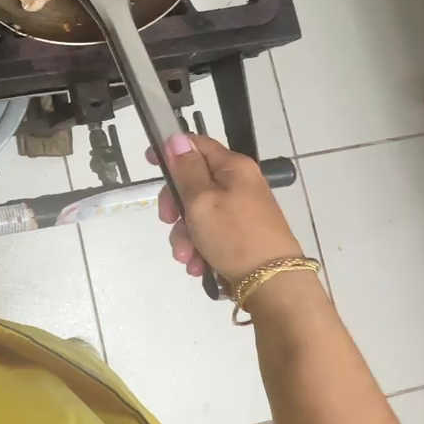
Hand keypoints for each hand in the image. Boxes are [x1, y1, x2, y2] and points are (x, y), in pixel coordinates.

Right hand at [153, 133, 304, 281]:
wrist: (275, 286)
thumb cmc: (234, 236)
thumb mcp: (201, 200)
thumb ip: (186, 169)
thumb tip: (177, 138)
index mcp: (233, 167)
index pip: (197, 144)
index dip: (171, 150)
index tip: (148, 163)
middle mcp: (240, 184)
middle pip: (194, 182)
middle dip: (176, 205)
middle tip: (168, 221)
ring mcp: (242, 210)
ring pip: (199, 212)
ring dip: (185, 233)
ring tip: (186, 257)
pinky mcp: (242, 234)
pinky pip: (211, 232)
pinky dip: (200, 247)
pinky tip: (198, 265)